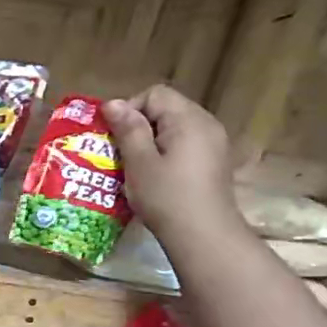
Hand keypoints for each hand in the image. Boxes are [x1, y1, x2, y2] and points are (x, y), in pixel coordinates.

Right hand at [104, 84, 244, 248]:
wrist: (203, 232)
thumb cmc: (166, 196)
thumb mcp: (139, 162)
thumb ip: (128, 129)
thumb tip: (113, 103)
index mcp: (188, 119)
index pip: (155, 94)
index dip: (129, 109)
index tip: (113, 136)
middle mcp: (206, 123)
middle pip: (166, 108)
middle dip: (138, 125)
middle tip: (118, 153)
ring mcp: (213, 142)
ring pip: (174, 127)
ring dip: (149, 140)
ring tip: (133, 165)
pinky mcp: (213, 160)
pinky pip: (184, 143)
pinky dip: (164, 152)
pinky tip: (154, 175)